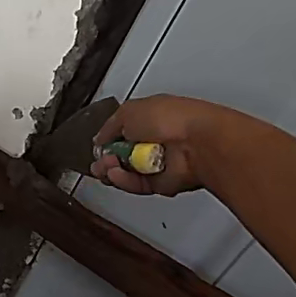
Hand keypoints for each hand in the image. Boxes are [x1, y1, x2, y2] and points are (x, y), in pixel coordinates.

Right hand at [89, 94, 243, 195]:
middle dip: (106, 158)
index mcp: (150, 119)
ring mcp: (159, 163)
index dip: (106, 140)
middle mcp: (155, 140)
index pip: (121, 132)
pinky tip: (116, 175)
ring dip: (112, 170)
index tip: (98, 146)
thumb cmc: (173, 118)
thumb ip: (109, 126)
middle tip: (99, 160)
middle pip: (121, 155)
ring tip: (106, 167)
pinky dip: (124, 181)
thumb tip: (99, 139)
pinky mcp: (162, 183)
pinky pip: (135, 185)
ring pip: (126, 172)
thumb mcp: (128, 112)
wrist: (197, 143)